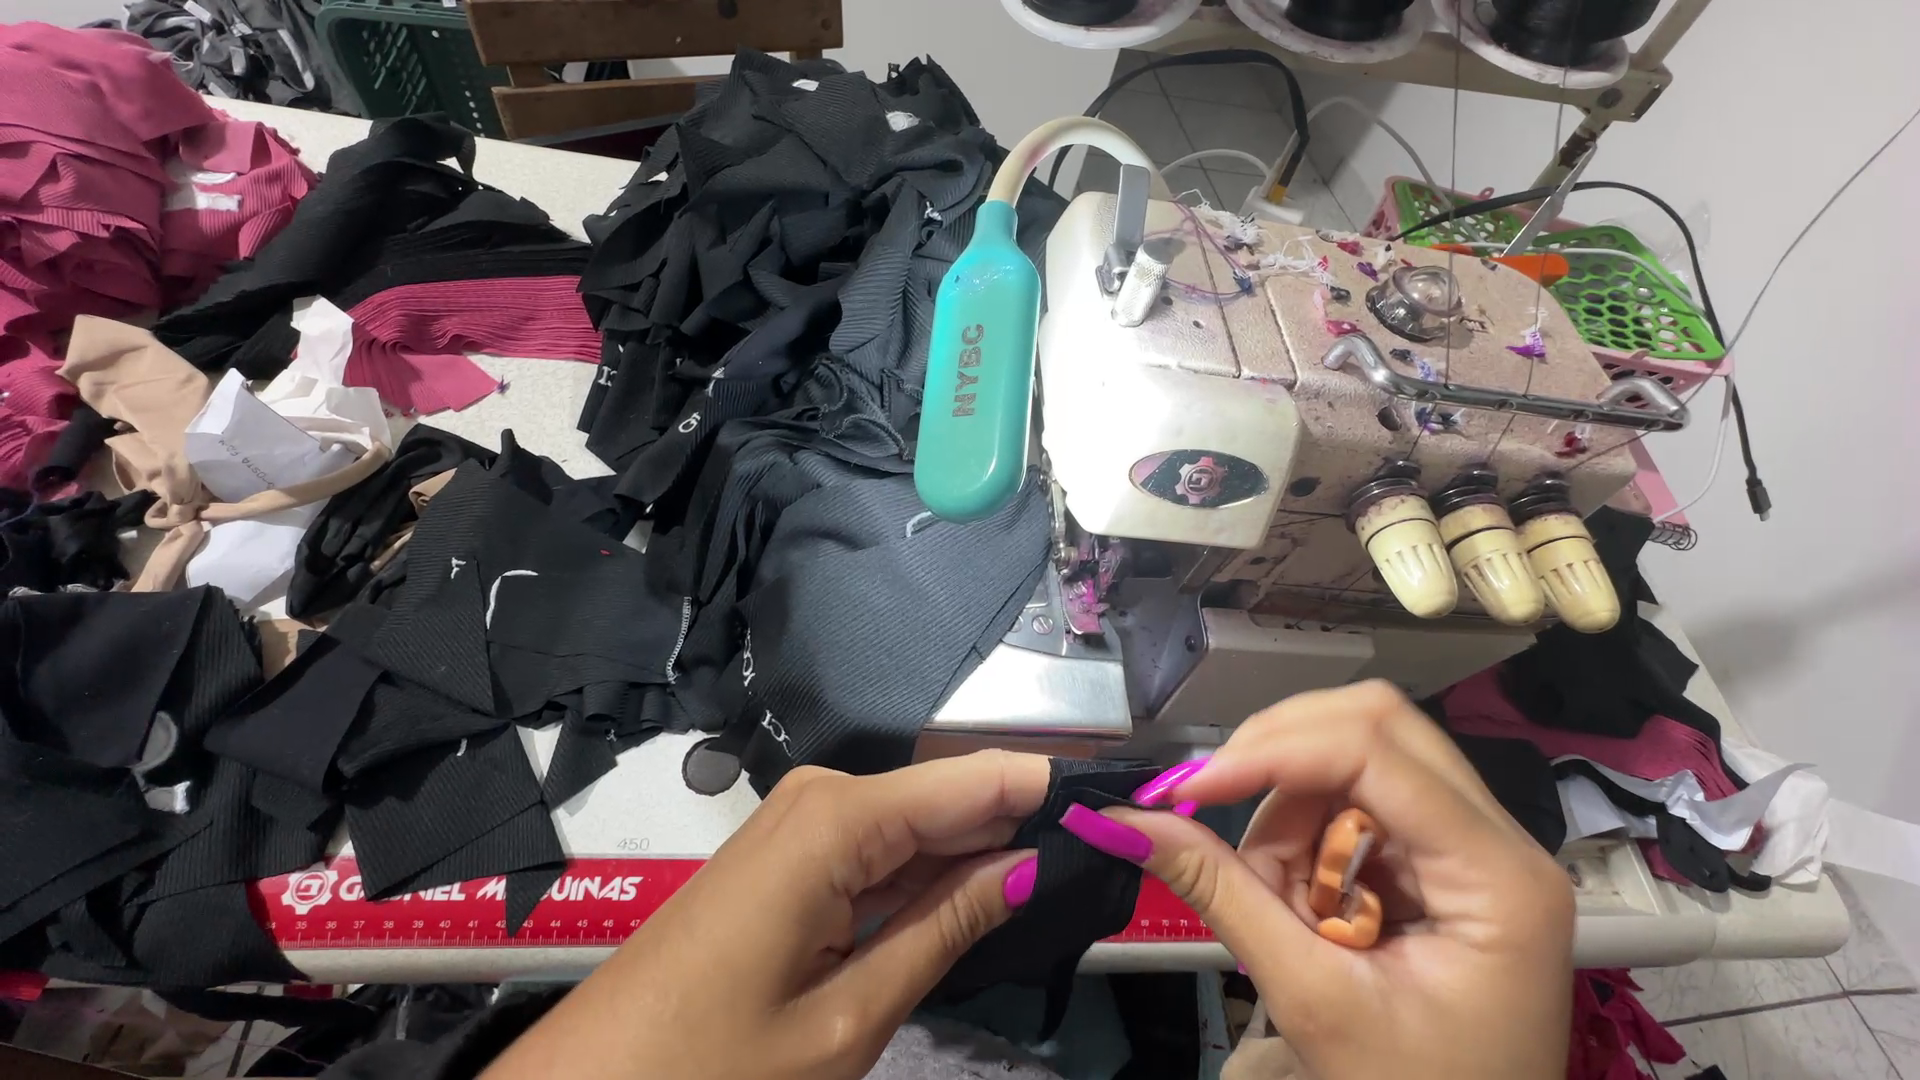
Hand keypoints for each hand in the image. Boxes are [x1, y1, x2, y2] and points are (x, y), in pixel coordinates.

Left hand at [480, 750, 1051, 1079]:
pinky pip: (883, 847)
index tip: (1123, 803)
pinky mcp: (795, 852)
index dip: (1049, 788)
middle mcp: (826, 795)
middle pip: (951, 794)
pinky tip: (979, 895)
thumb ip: (946, 927)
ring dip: (981, 851)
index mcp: (841, 818)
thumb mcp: (848, 1016)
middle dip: (1021, 823)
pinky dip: (931, 872)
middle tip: (1101, 854)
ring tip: (1059, 875)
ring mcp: (805, 821)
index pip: (975, 779)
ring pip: (921, 822)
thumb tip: (1031, 864)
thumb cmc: (710, 1068)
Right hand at [1106, 681, 1574, 1079]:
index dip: (1271, 752)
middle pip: (1372, 722)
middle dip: (1276, 751)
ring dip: (1284, 800)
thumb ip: (1219, 893)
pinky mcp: (1436, 848)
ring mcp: (1470, 836)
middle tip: (1209, 799)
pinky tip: (1296, 887)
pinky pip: (1351, 790)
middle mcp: (1495, 834)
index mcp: (1495, 874)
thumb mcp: (1311, 996)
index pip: (1373, 750)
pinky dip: (1298, 822)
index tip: (1190, 790)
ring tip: (1272, 888)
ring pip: (1353, 748)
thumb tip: (1122, 823)